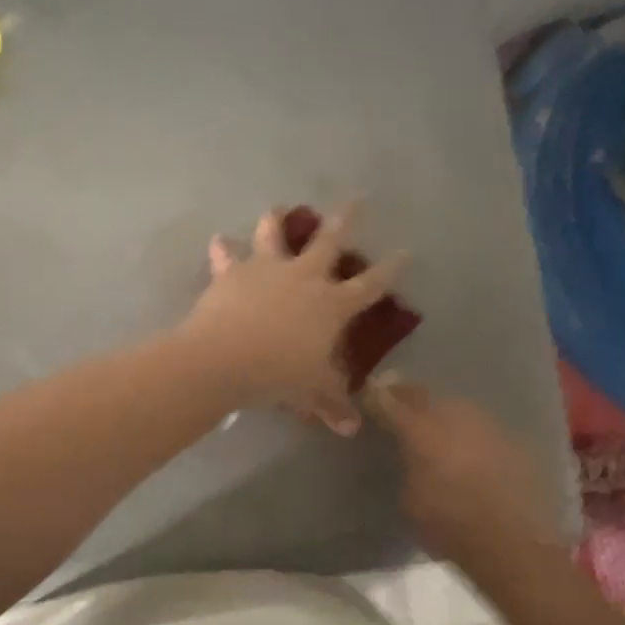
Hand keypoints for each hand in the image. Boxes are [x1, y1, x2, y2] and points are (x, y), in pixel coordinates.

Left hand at [181, 205, 403, 434]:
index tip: (406, 252)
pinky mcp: (232, 271)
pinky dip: (222, 249)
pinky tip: (218, 241)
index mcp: (332, 304)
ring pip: (275, 234)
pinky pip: (226, 255)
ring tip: (278, 209)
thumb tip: (351, 427)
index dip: (391, 269)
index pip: (371, 284)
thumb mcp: (312, 391)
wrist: (227, 358)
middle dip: (346, 218)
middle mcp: (304, 276)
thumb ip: (332, 404)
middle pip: (330, 240)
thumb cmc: (279, 374)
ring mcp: (267, 269)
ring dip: (277, 220)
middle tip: (357, 198)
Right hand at [365, 378, 555, 558]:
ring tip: (432, 428)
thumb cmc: (450, 527)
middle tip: (395, 408)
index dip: (374, 398)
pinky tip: (466, 450)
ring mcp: (487, 425)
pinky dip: (468, 433)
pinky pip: (480, 427)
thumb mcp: (410, 499)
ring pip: (454, 407)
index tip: (366, 400)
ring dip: (439, 413)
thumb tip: (406, 452)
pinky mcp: (513, 439)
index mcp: (421, 430)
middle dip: (406, 398)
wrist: (515, 545)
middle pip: (422, 395)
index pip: (388, 401)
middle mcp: (454, 416)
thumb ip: (406, 465)